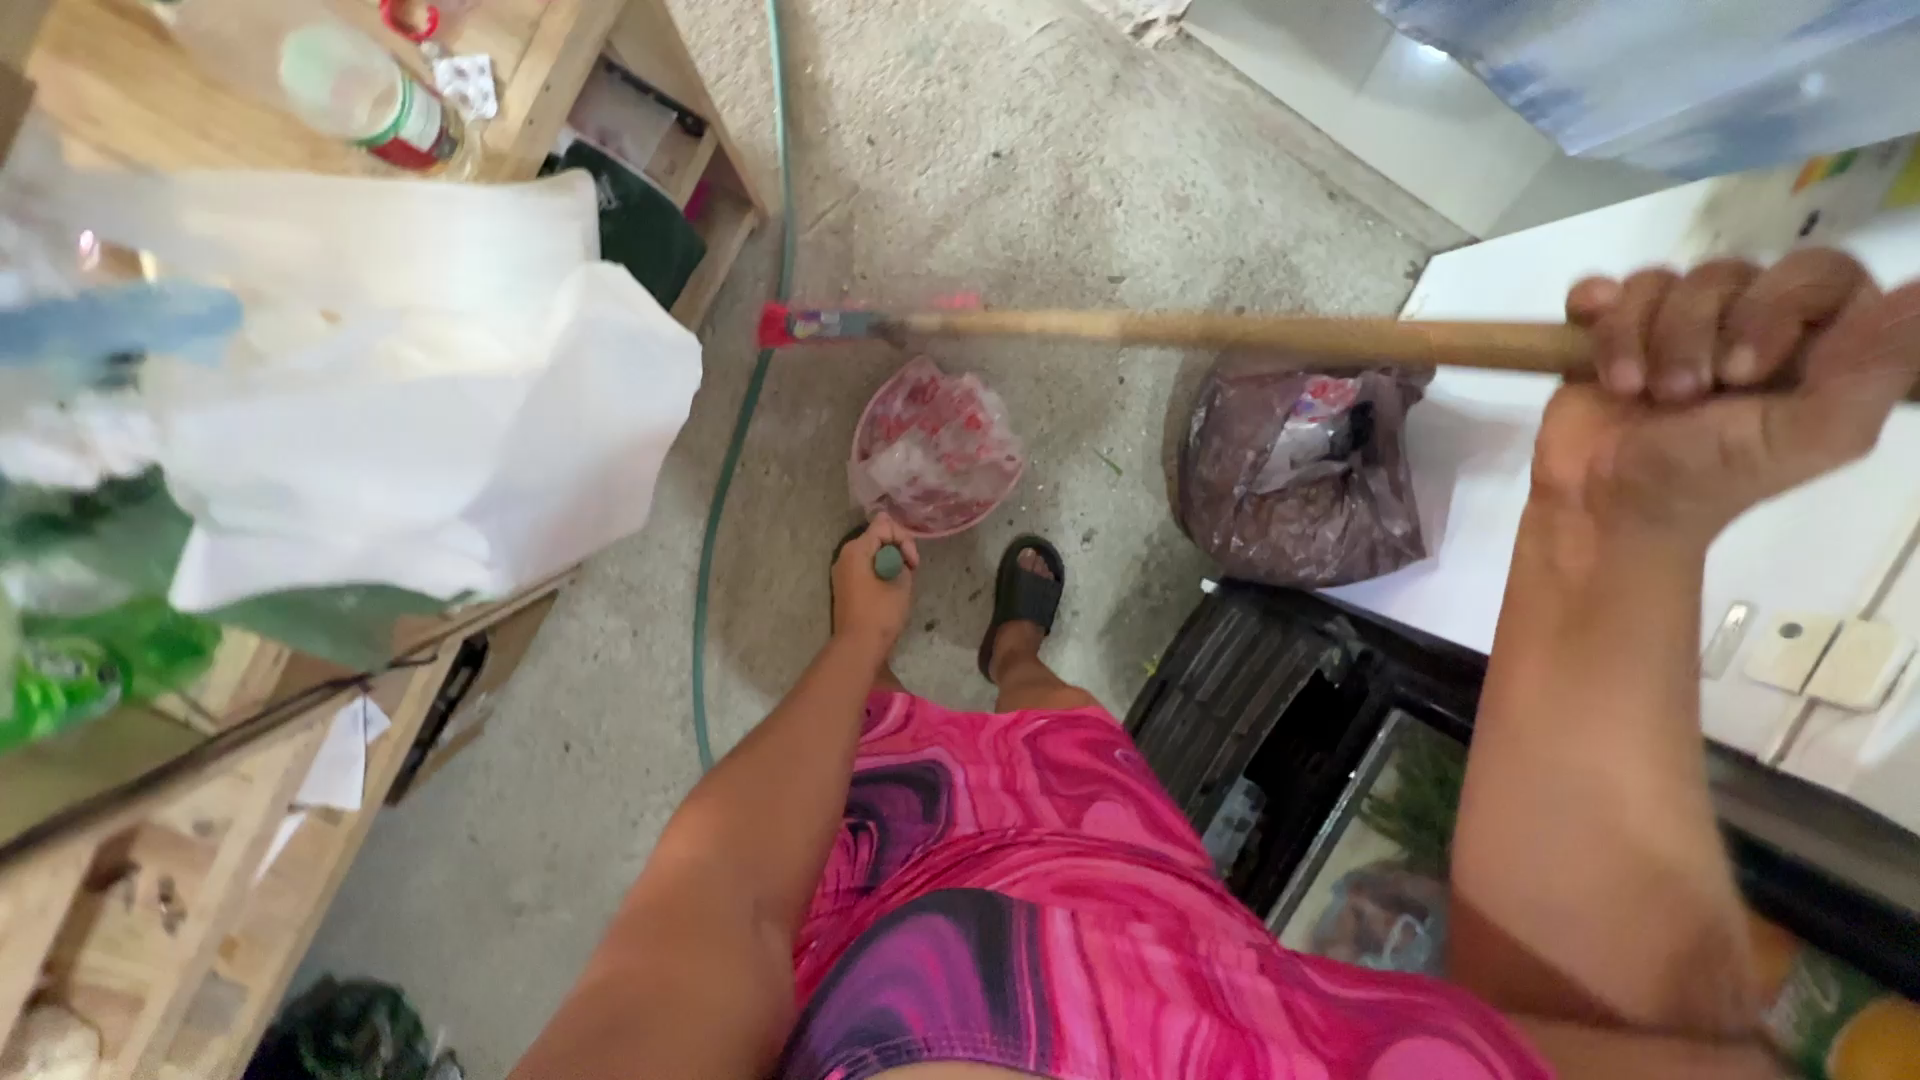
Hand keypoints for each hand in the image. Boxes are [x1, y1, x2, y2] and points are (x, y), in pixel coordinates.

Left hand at [831, 513, 919, 653]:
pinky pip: (865, 567)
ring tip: (902, 581)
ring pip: (871, 553)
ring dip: (889, 562)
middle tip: (910, 572)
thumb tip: (895, 547)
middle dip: (897, 549)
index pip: (884, 526)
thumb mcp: (900, 580)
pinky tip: (890, 588)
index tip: (913, 564)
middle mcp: (844, 555)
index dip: (904, 540)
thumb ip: (900, 555)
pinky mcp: (844, 585)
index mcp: (856, 549)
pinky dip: (879, 571)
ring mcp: (842, 571)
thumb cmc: (882, 613)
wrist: (859, 646)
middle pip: (876, 537)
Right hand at [1534, 249, 1919, 545]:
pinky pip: (1599, 290)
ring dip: (1634, 339)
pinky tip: (1588, 339)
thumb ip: (1871, 371)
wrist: (1601, 507)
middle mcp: (1741, 325)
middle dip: (1689, 334)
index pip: (1814, 272)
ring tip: (1629, 391)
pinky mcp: (1604, 338)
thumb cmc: (1702, 480)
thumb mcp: (1806, 439)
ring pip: (1658, 282)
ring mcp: (1668, 329)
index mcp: (1811, 343)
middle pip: (1725, 272)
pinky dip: (1589, 309)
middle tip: (1678, 396)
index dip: (1773, 309)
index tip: (1740, 374)